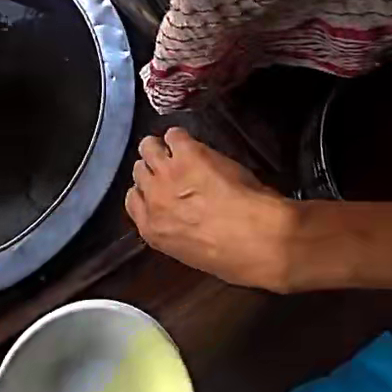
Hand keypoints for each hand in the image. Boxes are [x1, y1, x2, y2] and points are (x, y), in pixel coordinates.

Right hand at [125, 128, 302, 292]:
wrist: (258, 237)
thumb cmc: (235, 256)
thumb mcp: (194, 254)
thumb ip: (178, 231)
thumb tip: (185, 220)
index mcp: (153, 229)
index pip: (133, 201)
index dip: (146, 191)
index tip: (158, 190)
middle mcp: (153, 198)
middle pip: (139, 171)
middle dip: (153, 169)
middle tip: (171, 168)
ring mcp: (168, 172)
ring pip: (149, 147)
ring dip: (161, 148)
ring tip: (176, 149)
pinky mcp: (188, 152)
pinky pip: (174, 135)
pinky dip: (180, 137)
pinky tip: (193, 142)